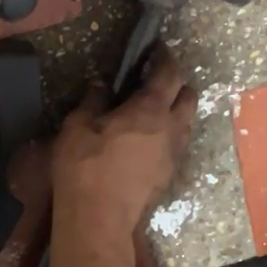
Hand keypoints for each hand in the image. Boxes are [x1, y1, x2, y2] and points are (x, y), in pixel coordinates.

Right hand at [51, 45, 197, 251]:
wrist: (99, 217)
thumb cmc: (84, 166)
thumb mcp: (77, 126)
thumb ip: (93, 101)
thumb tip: (101, 85)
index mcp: (150, 110)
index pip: (169, 74)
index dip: (164, 57)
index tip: (156, 48)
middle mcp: (171, 129)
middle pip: (189, 97)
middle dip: (176, 84)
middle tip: (153, 81)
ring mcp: (173, 155)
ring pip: (186, 123)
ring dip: (174, 111)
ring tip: (148, 111)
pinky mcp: (168, 175)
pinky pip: (175, 145)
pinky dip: (166, 135)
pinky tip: (143, 141)